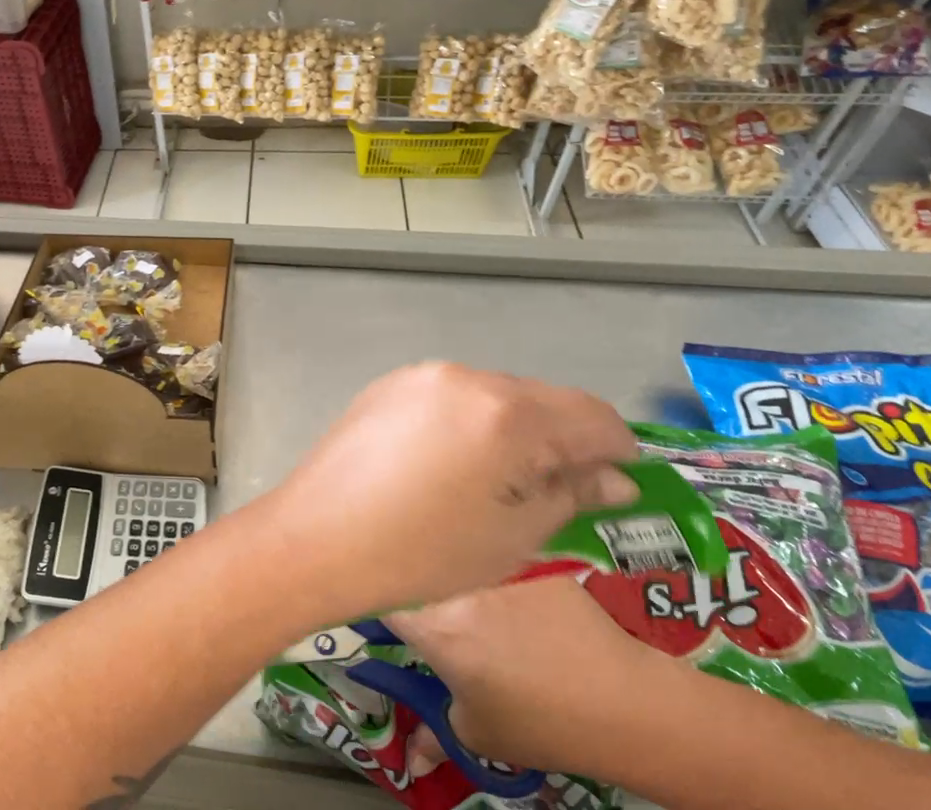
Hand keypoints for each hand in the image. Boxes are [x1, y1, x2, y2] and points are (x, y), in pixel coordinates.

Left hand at [260, 364, 640, 618]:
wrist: (313, 541)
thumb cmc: (420, 554)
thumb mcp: (512, 537)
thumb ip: (570, 496)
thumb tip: (613, 478)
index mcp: (507, 414)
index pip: (593, 417)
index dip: (617, 450)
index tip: (617, 484)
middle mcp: (467, 378)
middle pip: (544, 400)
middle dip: (565, 440)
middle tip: (561, 491)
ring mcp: (421, 377)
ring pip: (497, 395)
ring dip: (517, 430)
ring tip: (501, 482)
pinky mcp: (388, 386)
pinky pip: (452, 397)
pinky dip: (472, 423)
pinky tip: (453, 465)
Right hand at [384, 578, 675, 778]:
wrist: (625, 702)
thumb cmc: (542, 724)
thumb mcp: (477, 733)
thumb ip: (433, 730)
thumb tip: (411, 753)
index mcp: (434, 626)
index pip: (380, 595)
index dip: (374, 601)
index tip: (379, 615)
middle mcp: (458, 585)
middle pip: (419, 570)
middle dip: (416, 586)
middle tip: (428, 613)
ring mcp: (497, 565)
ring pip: (458, 560)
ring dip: (455, 579)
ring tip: (476, 608)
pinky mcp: (532, 558)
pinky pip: (498, 558)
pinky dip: (497, 576)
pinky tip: (518, 604)